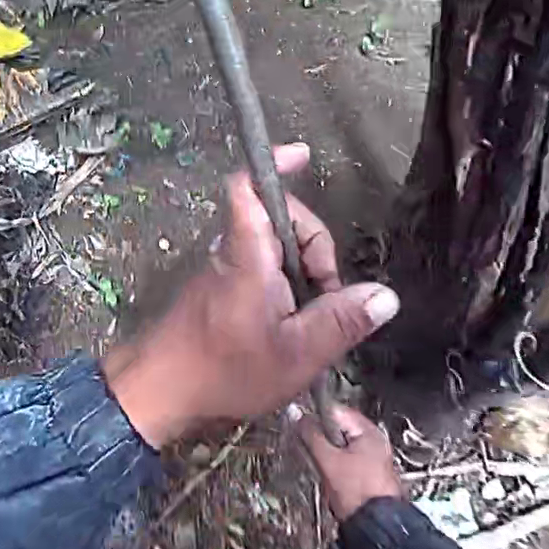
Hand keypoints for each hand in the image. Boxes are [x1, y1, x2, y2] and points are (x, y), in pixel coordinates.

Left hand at [103, 143, 400, 447]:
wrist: (162, 392)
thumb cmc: (226, 370)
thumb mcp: (297, 354)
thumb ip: (342, 321)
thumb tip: (386, 296)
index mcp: (250, 251)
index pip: (251, 186)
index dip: (274, 163)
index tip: (302, 157)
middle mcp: (236, 247)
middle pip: (284, 218)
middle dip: (316, 250)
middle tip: (325, 299)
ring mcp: (229, 264)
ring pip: (279, 245)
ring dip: (304, 273)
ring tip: (308, 321)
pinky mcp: (226, 282)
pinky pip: (266, 264)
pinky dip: (287, 283)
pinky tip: (291, 322)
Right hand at [290, 403, 403, 520]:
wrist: (377, 530)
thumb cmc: (357, 494)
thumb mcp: (328, 461)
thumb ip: (312, 436)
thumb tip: (298, 415)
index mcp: (369, 431)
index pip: (336, 411)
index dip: (316, 417)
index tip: (302, 427)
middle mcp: (375, 440)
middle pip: (340, 428)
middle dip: (324, 439)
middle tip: (315, 452)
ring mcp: (375, 457)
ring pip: (343, 446)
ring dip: (330, 454)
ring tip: (327, 469)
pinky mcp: (371, 474)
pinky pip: (349, 460)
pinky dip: (339, 465)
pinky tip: (335, 479)